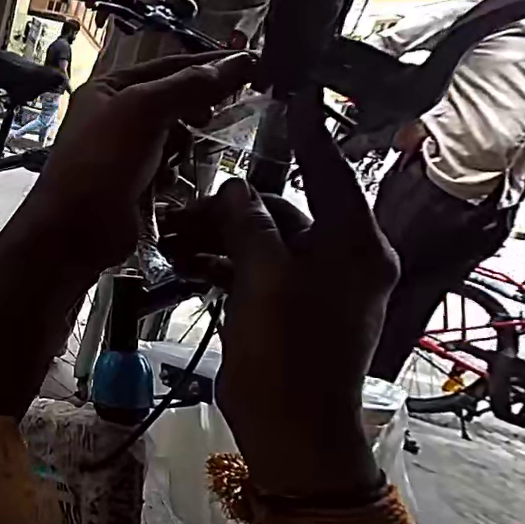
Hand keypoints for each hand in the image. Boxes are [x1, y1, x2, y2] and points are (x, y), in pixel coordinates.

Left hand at [2, 51, 256, 284]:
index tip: (252, 65)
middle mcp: (112, 117)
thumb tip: (238, 63)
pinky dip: (172, 173)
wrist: (75, 228)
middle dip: (193, 110)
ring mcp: (121, 152)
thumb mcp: (144, 110)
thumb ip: (190, 85)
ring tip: (177, 156)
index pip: (167, 66)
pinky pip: (167, 168)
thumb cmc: (100, 163)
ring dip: (181, 146)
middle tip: (212, 118)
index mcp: (107, 90)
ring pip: (173, 137)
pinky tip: (168, 182)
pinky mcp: (132, 182)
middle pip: (172, 102)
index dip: (208, 65)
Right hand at [191, 93, 396, 497]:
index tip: (294, 98)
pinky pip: (247, 269)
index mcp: (354, 246)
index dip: (309, 137)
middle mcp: (336, 258)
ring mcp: (307, 284)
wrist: (289, 425)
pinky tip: (180, 261)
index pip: (332, 175)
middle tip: (181, 210)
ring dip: (215, 236)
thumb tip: (237, 188)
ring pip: (257, 240)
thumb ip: (250, 226)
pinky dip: (216, 262)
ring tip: (170, 238)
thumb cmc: (288, 350)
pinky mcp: (279, 305)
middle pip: (280, 212)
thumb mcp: (266, 280)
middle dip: (230, 209)